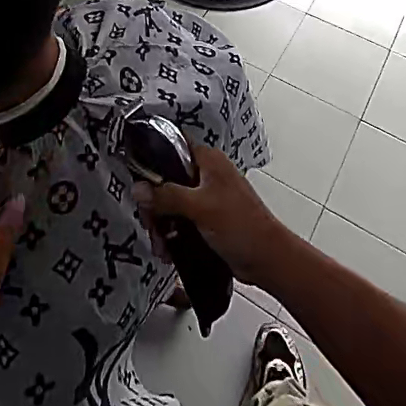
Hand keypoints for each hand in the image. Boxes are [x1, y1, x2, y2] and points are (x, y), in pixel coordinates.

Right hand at [133, 143, 292, 284]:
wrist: (265, 258)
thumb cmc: (242, 226)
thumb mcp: (199, 207)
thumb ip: (168, 195)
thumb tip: (139, 188)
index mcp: (209, 161)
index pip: (174, 147)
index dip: (154, 160)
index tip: (139, 180)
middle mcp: (208, 175)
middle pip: (168, 180)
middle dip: (156, 204)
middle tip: (151, 223)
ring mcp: (208, 198)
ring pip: (172, 204)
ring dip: (162, 224)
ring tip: (161, 244)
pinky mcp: (208, 219)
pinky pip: (181, 221)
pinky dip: (172, 234)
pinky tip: (168, 250)